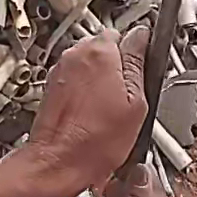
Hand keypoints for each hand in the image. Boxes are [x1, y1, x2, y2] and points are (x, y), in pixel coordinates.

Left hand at [28, 26, 149, 195]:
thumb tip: (143, 38)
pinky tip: (93, 114)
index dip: (141, 56)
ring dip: (102, 80)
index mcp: (100, 52)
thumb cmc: (94, 141)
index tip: (144, 74)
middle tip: (127, 97)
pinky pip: (77, 79)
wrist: (57, 163)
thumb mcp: (137, 103)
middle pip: (108, 47)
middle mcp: (76, 54)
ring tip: (109, 109)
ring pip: (92, 64)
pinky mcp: (53, 85)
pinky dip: (86, 91)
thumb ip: (140, 63)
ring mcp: (61, 69)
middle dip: (120, 68)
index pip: (130, 34)